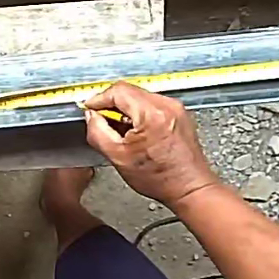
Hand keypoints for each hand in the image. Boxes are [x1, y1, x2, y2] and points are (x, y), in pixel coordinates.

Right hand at [82, 82, 220, 206]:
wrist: (189, 188)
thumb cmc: (160, 178)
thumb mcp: (117, 157)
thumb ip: (97, 132)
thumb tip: (91, 116)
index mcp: (152, 114)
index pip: (118, 90)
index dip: (98, 99)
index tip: (90, 108)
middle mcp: (166, 106)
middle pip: (128, 91)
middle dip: (111, 104)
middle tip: (101, 120)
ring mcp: (175, 108)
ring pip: (139, 96)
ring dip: (124, 109)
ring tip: (120, 130)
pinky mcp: (178, 113)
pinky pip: (151, 104)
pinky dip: (138, 113)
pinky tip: (135, 131)